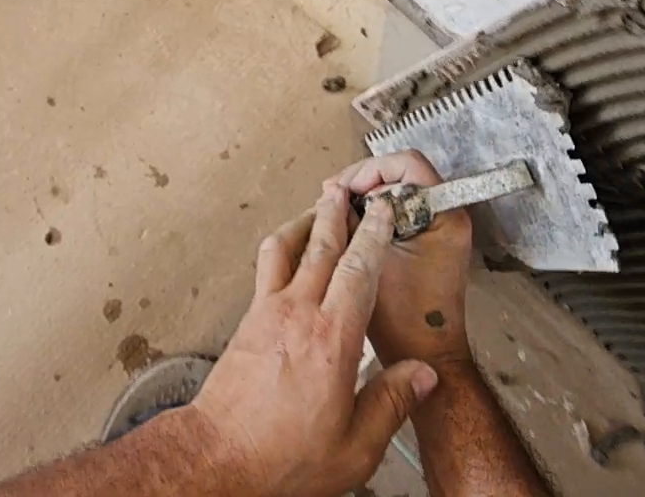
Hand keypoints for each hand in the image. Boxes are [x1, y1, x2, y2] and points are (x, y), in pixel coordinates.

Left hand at [186, 183, 439, 496]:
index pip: (359, 272)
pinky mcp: (249, 318)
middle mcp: (297, 314)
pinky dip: (282, 245)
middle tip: (347, 188)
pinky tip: (288, 248)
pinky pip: (266, 266)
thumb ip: (392, 403)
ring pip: (286, 248)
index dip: (373, 235)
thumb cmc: (282, 456)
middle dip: (337, 212)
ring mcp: (267, 311)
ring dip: (304, 221)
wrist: (220, 456)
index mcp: (331, 341)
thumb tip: (424, 376)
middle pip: (321, 247)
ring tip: (317, 206)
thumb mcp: (355, 446)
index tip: (383, 211)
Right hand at [337, 152, 474, 371]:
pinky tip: (353, 224)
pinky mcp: (432, 238)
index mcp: (443, 216)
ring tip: (338, 210)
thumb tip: (333, 192)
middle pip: (402, 171)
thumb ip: (352, 219)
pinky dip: (376, 209)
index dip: (369, 170)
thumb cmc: (400, 316)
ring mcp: (443, 226)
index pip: (407, 163)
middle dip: (364, 180)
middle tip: (333, 196)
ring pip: (400, 187)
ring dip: (367, 194)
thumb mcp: (368, 260)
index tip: (343, 190)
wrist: (425, 355)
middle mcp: (450, 214)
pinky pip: (402, 206)